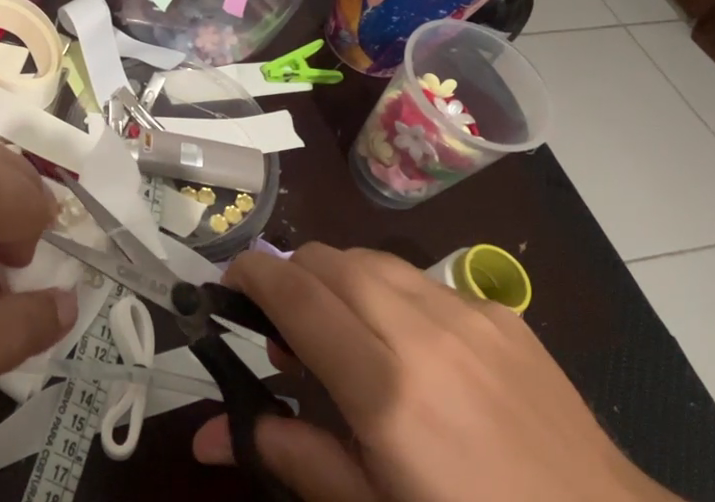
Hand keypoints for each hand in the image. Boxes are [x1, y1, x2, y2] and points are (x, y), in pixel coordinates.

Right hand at [193, 244, 679, 501]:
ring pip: (372, 260)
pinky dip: (391, 295)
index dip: (250, 277)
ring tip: (342, 334)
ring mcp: (468, 314)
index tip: (226, 286)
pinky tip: (409, 347)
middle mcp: (422, 332)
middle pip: (327, 260)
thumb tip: (211, 434)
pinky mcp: (502, 313)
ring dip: (337, 280)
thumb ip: (295, 455)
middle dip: (290, 278)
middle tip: (285, 336)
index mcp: (385, 389)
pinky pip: (423, 280)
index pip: (295, 296)